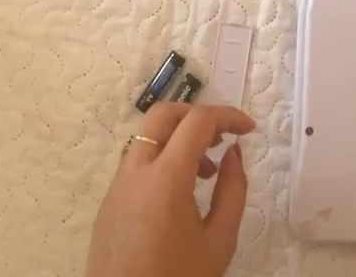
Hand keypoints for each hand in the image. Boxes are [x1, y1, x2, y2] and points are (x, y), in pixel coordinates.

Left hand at [86, 103, 253, 276]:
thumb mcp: (219, 241)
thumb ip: (233, 190)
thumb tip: (233, 152)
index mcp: (166, 177)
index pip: (198, 121)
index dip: (228, 116)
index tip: (248, 129)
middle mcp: (136, 171)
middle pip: (163, 114)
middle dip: (196, 116)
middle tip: (220, 138)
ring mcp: (117, 186)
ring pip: (146, 138)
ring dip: (177, 139)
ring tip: (204, 173)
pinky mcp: (107, 204)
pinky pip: (135, 164)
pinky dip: (160, 160)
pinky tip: (178, 193)